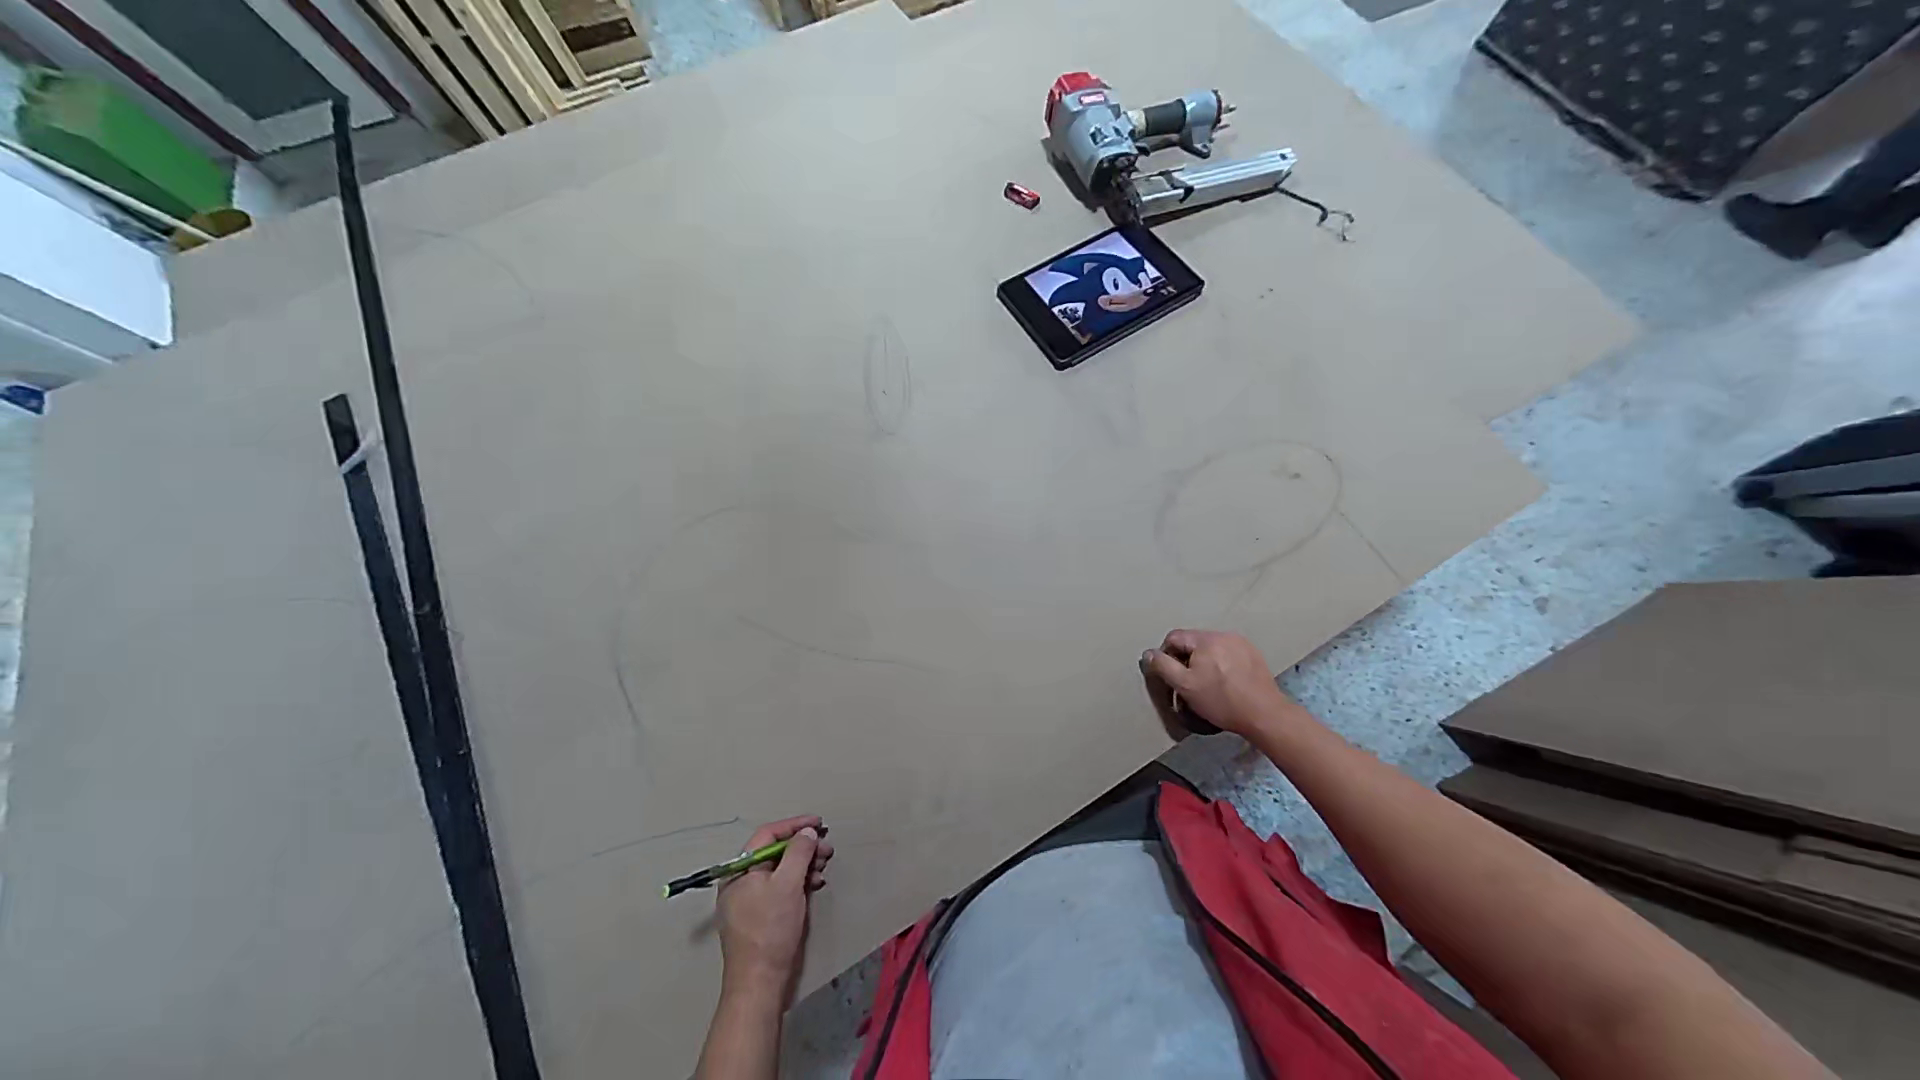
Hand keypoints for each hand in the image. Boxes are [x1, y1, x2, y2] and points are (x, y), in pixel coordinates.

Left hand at [715, 816, 833, 1000]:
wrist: (759, 983)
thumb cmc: (771, 929)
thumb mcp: (788, 884)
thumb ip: (798, 852)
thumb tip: (807, 832)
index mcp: (740, 870)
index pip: (768, 835)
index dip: (794, 826)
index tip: (819, 824)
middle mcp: (741, 881)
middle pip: (775, 853)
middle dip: (803, 848)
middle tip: (827, 849)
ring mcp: (750, 900)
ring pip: (780, 871)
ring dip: (804, 865)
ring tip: (823, 869)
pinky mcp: (760, 917)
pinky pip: (781, 889)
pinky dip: (798, 883)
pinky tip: (815, 886)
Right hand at [1141, 629, 1296, 737]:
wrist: (1264, 714)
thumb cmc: (1221, 701)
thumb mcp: (1185, 686)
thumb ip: (1163, 666)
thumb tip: (1149, 653)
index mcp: (1206, 639)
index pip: (1174, 637)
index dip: (1166, 656)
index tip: (1171, 677)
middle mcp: (1224, 635)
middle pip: (1193, 642)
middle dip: (1186, 660)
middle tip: (1189, 684)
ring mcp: (1242, 644)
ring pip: (1211, 648)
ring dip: (1204, 662)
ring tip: (1208, 685)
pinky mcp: (1254, 655)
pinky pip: (1228, 654)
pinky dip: (1222, 665)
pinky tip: (1226, 683)